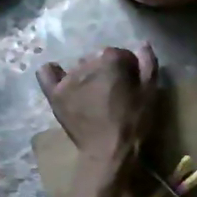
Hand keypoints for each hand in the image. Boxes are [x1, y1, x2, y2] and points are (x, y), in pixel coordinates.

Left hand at [37, 43, 157, 180]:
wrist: (109, 151)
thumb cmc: (133, 123)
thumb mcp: (150, 94)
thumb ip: (148, 65)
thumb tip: (143, 44)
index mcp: (110, 60)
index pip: (120, 54)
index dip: (128, 68)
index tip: (131, 84)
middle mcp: (86, 63)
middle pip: (98, 60)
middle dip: (107, 72)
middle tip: (114, 94)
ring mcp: (68, 78)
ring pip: (79, 68)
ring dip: (88, 77)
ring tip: (94, 97)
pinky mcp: (55, 94)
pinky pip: (46, 73)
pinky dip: (54, 73)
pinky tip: (63, 81)